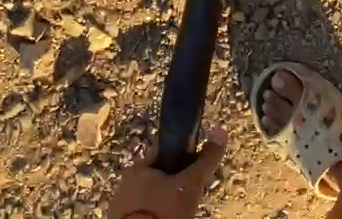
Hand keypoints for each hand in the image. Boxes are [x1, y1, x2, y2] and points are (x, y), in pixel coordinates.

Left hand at [106, 130, 228, 218]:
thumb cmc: (164, 212)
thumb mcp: (189, 186)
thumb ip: (205, 161)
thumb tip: (221, 131)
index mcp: (137, 168)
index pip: (164, 151)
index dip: (183, 157)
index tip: (194, 170)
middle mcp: (124, 183)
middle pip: (158, 175)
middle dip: (174, 183)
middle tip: (188, 195)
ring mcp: (120, 205)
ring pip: (151, 195)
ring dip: (165, 200)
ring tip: (179, 211)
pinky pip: (144, 211)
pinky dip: (155, 213)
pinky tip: (166, 218)